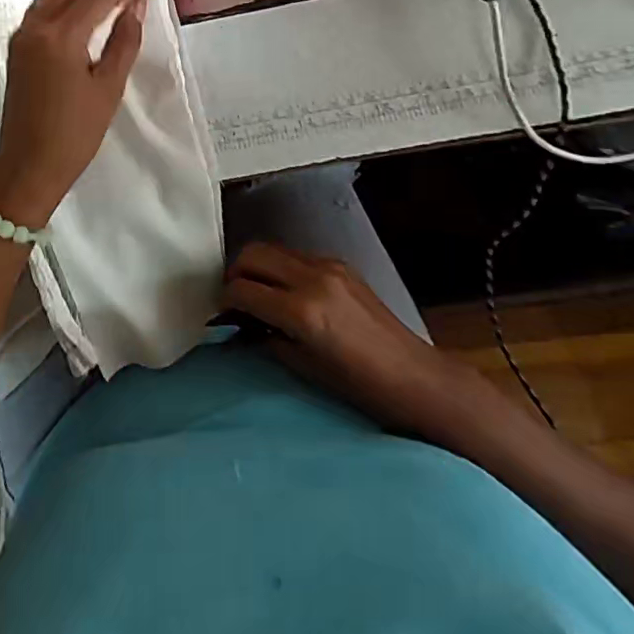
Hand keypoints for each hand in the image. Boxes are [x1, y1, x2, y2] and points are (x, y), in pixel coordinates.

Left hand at [0, 0, 156, 227]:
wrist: (30, 165)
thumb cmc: (75, 134)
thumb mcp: (109, 88)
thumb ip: (124, 42)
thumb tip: (135, 8)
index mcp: (60, 37)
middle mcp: (36, 26)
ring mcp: (22, 35)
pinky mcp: (18, 46)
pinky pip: (42, 6)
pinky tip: (86, 11)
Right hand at [221, 243, 477, 437]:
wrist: (412, 375)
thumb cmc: (357, 384)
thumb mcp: (302, 365)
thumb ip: (266, 336)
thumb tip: (240, 323)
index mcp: (302, 310)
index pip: (243, 289)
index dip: (224, 302)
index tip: (221, 316)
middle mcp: (313, 278)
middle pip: (253, 254)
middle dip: (235, 274)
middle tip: (233, 300)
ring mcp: (329, 266)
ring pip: (273, 249)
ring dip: (257, 267)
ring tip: (257, 295)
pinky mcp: (341, 264)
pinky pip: (297, 256)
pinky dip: (281, 268)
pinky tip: (285, 293)